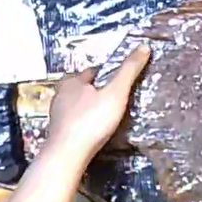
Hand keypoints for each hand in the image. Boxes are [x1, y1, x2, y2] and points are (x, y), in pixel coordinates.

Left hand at [43, 45, 150, 162]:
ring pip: (77, 106)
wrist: (67, 155)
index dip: (106, 76)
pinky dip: (83, 124)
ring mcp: (56, 116)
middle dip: (96, 92)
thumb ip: (129, 71)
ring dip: (89, 109)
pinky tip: (93, 131)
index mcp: (71, 82)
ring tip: (105, 116)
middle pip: (83, 89)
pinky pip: (74, 123)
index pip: (92, 72)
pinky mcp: (58, 133)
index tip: (119, 82)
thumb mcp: (115, 93)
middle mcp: (60, 96)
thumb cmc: (92, 120)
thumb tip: (144, 46)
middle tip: (114, 100)